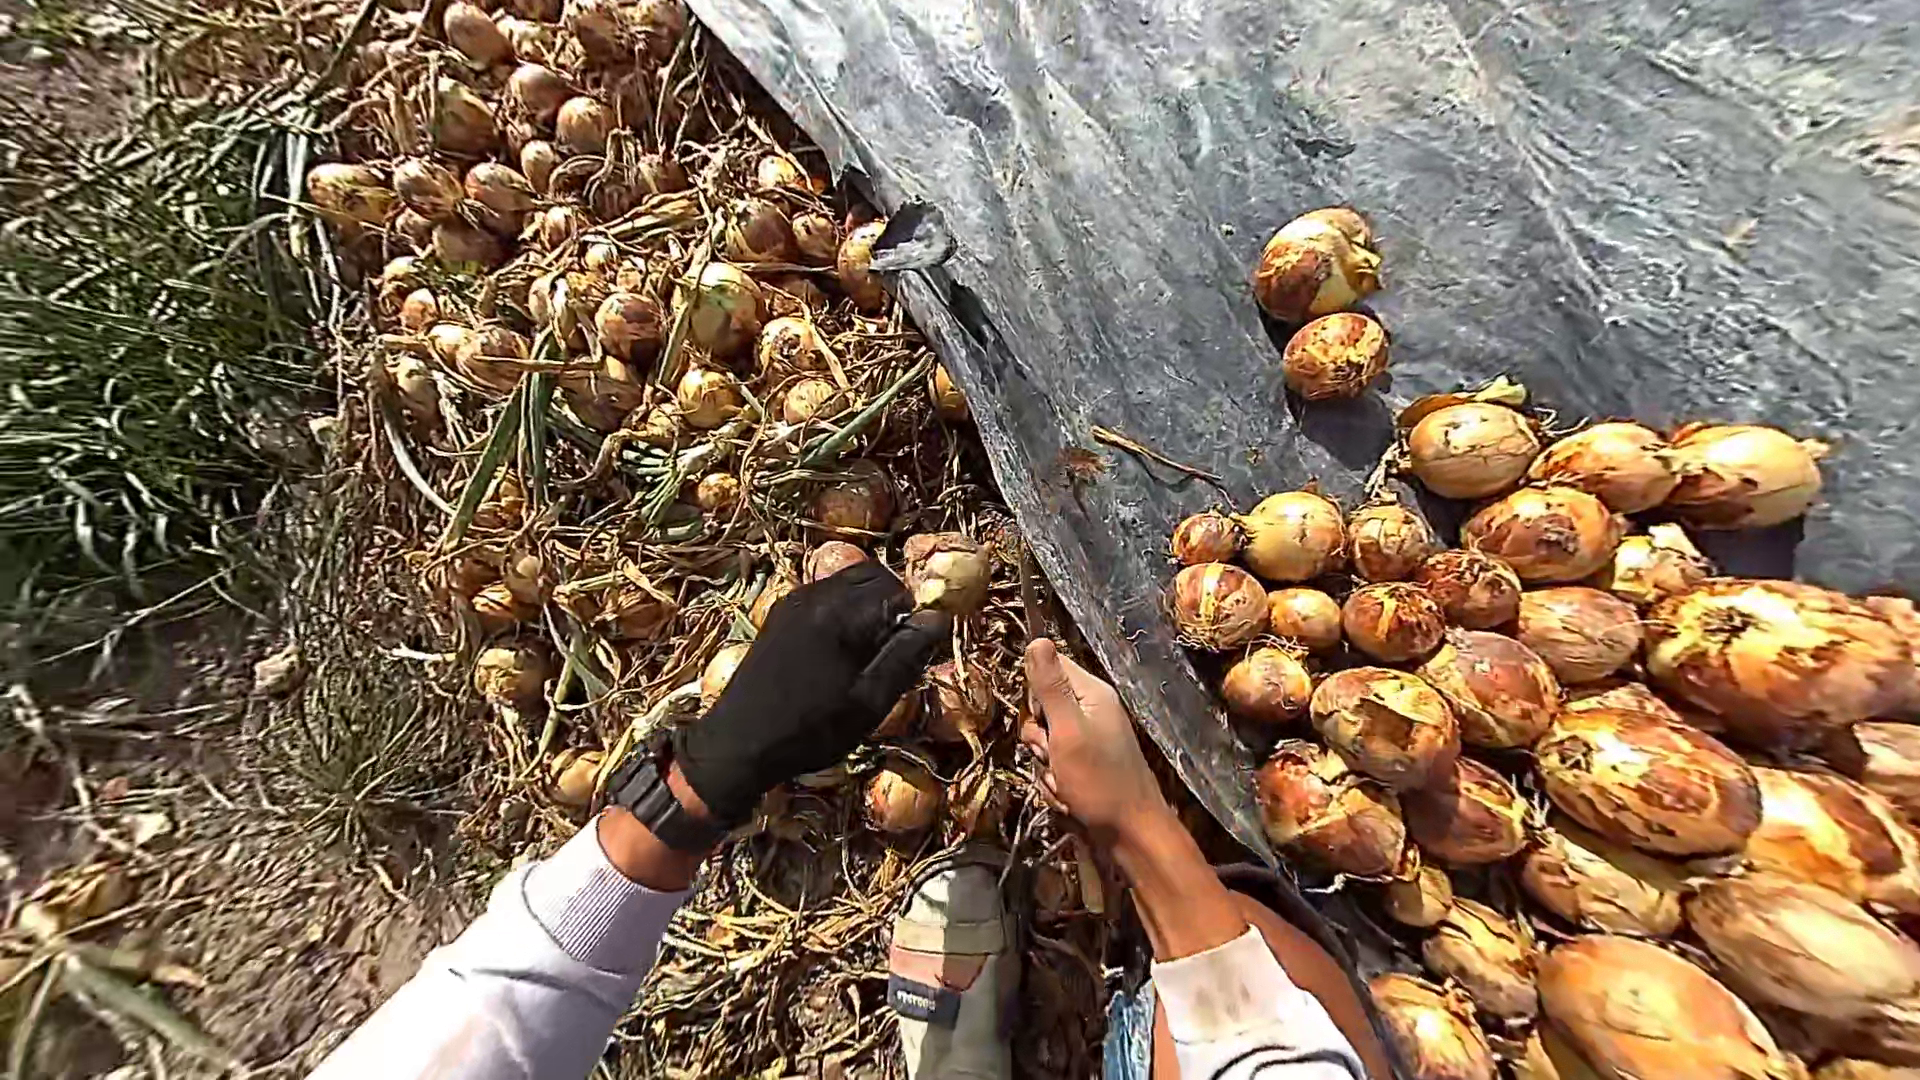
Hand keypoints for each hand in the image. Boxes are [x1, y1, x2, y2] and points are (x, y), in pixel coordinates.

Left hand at [674, 562, 949, 822]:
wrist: (737, 744)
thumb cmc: (810, 729)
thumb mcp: (869, 701)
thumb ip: (905, 654)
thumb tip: (939, 618)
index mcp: (841, 613)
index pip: (897, 588)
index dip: (914, 612)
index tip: (915, 645)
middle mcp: (817, 594)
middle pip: (873, 574)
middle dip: (894, 599)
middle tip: (896, 643)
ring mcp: (795, 600)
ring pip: (848, 581)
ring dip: (869, 602)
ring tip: (869, 646)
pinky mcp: (781, 612)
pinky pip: (826, 593)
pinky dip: (844, 606)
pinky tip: (840, 646)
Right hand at [1019, 638, 1172, 844]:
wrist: (1132, 836)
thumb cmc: (1100, 780)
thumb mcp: (1068, 729)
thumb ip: (1050, 686)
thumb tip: (1036, 639)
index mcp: (1092, 693)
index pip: (1050, 666)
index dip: (1035, 689)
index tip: (1041, 716)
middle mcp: (1091, 710)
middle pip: (1042, 705)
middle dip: (1038, 735)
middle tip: (1052, 754)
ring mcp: (1089, 738)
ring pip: (1043, 738)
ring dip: (1044, 763)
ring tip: (1062, 780)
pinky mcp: (1084, 763)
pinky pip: (1053, 762)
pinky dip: (1053, 780)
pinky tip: (1066, 795)